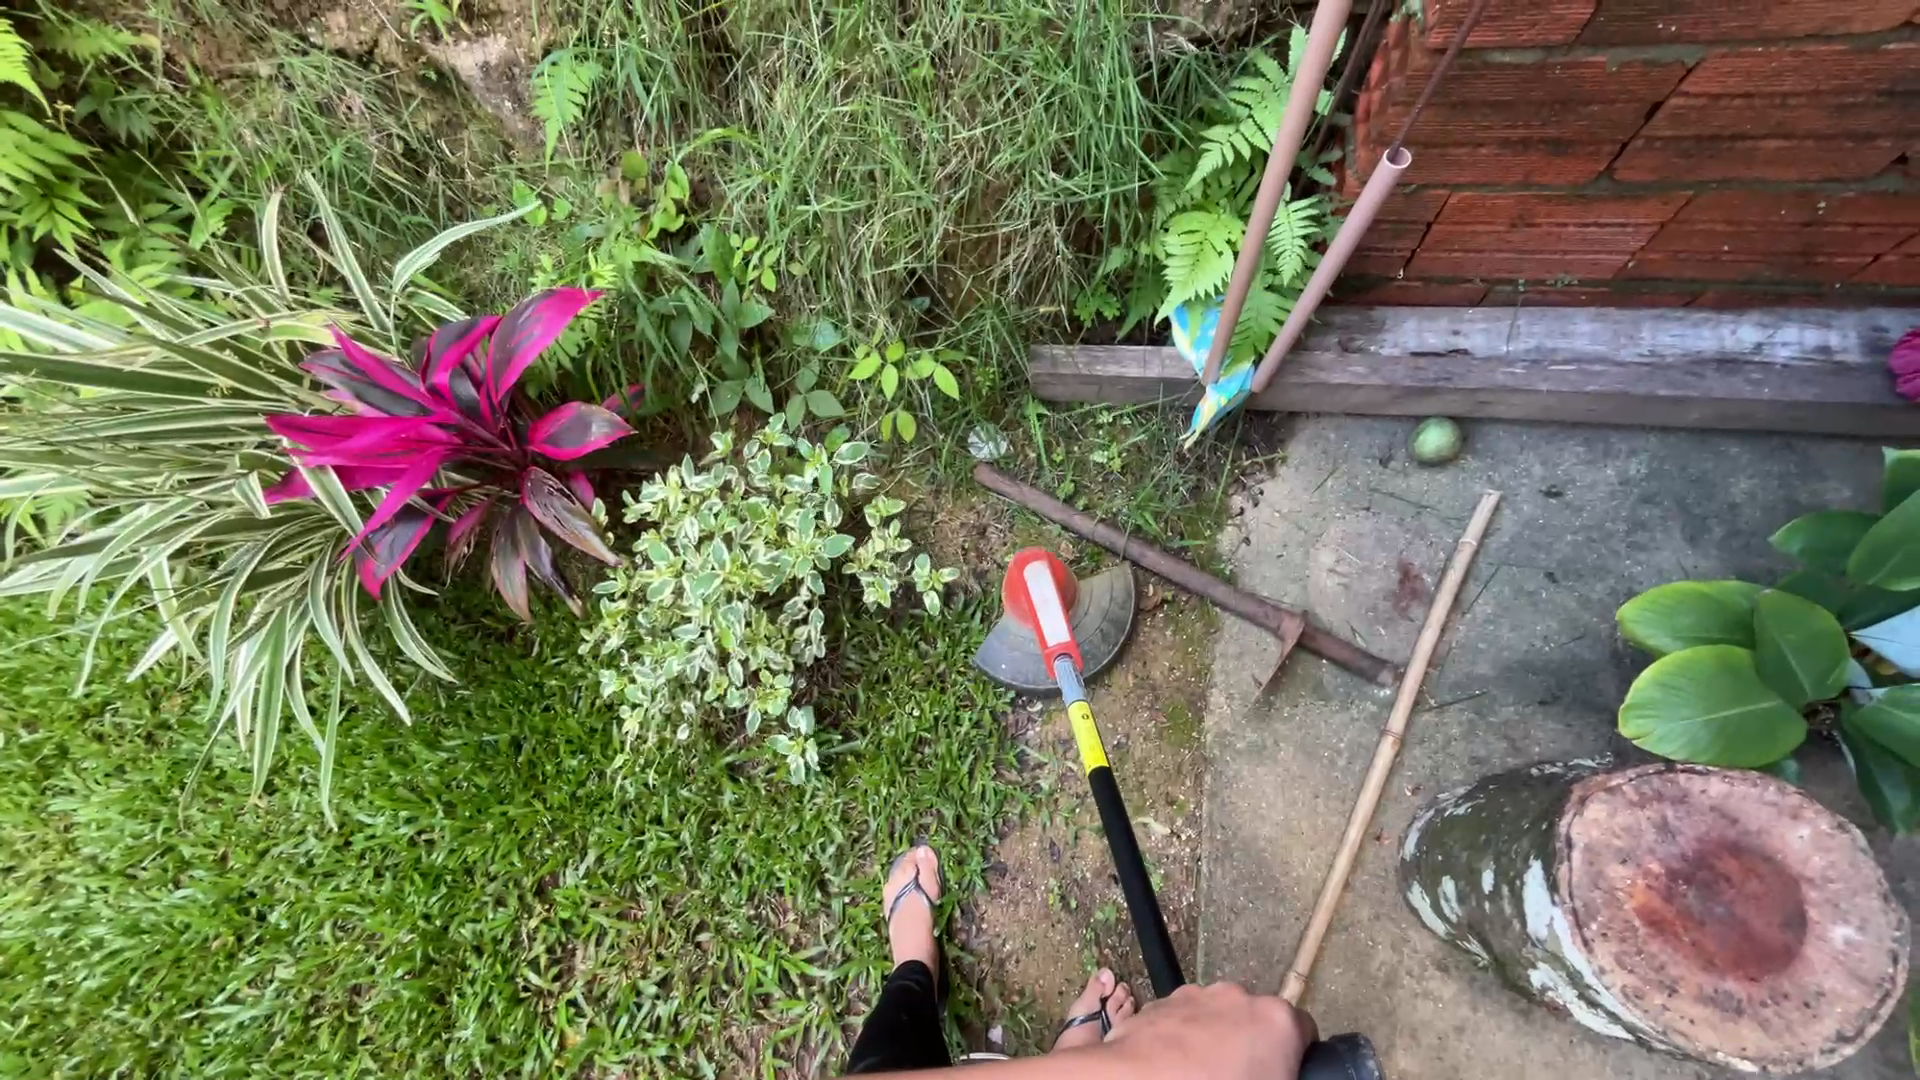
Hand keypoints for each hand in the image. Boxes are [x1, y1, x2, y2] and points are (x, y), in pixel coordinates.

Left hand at [1099, 983, 1316, 1079]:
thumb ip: (1276, 1073)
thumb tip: (1265, 1070)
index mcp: (1276, 1022)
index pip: (1305, 1031)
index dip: (1299, 1058)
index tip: (1285, 1077)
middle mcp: (1238, 996)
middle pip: (1257, 1023)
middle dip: (1254, 1049)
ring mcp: (1197, 993)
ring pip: (1218, 1019)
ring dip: (1218, 1043)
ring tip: (1203, 1078)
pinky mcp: (1163, 1000)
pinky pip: (1185, 1020)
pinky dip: (1185, 1039)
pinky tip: (1174, 1071)